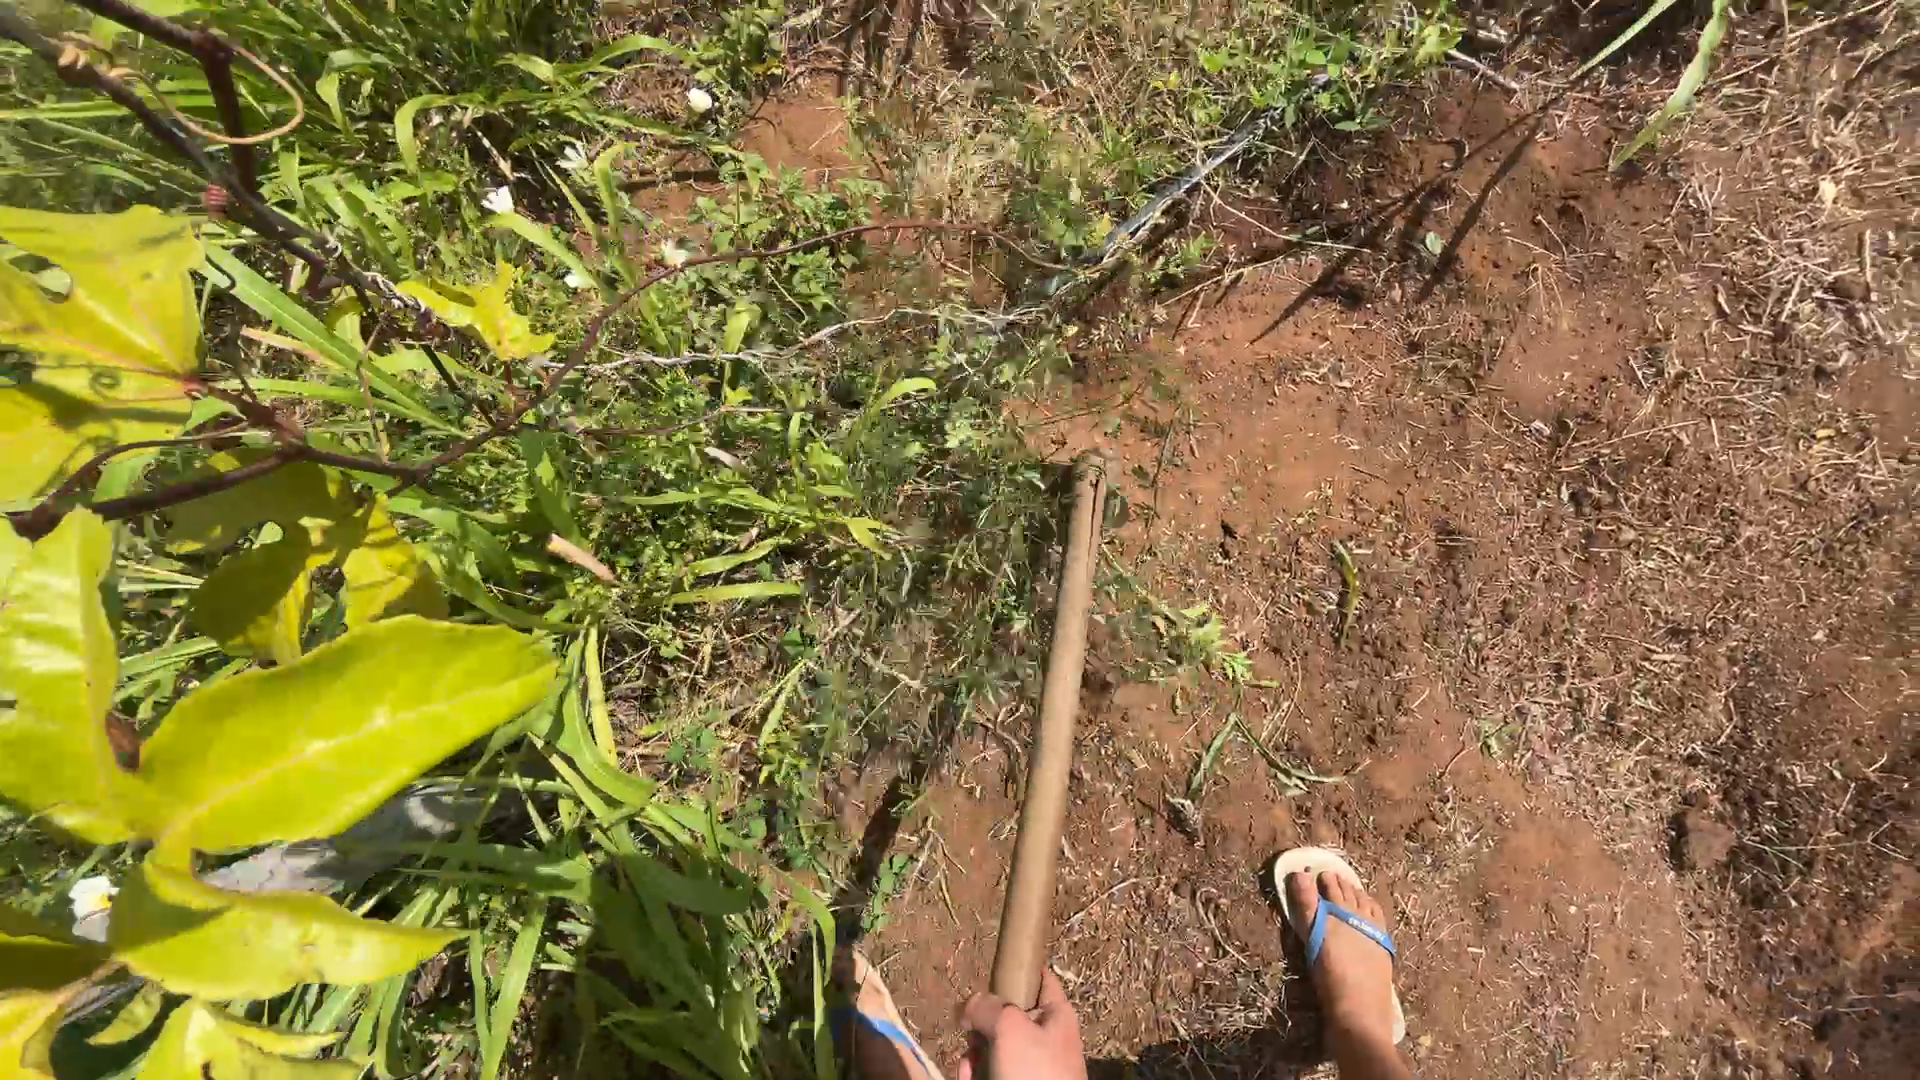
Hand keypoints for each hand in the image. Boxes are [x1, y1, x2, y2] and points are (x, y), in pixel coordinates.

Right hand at [957, 971, 1086, 1079]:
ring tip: (967, 1066)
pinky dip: (975, 1074)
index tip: (987, 974)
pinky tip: (967, 1078)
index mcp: (1055, 1014)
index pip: (1039, 977)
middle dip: (981, 1024)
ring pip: (993, 1046)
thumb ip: (987, 1006)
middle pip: (1005, 1015)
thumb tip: (970, 1007)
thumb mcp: (1010, 1026)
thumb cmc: (1035, 1073)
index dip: (1014, 971)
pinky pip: (989, 1072)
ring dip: (973, 1055)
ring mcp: (1031, 1067)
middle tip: (970, 1034)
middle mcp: (1045, 1037)